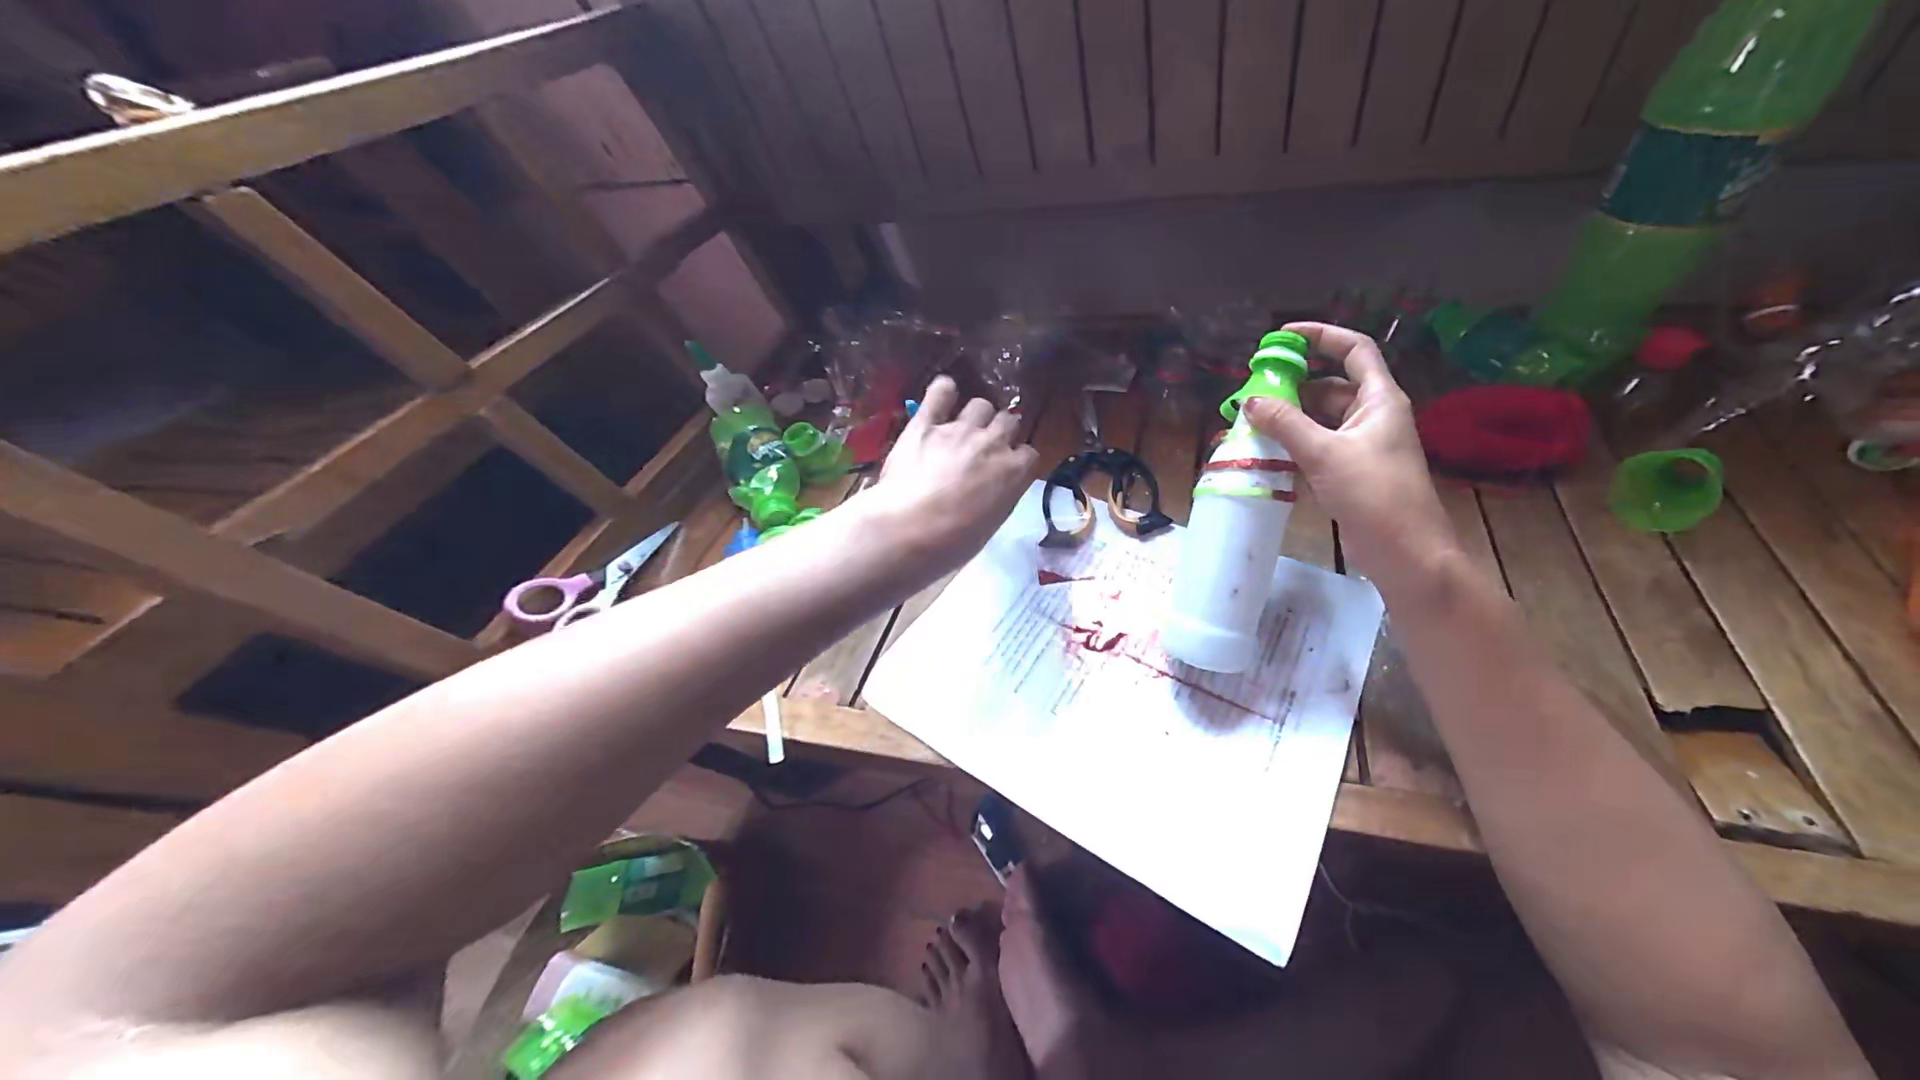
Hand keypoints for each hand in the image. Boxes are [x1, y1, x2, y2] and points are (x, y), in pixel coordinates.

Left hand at [858, 375, 1037, 570]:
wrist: (909, 529)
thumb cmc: (951, 543)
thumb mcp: (989, 526)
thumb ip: (997, 498)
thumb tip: (993, 491)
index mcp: (1014, 472)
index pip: (1028, 453)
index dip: (1017, 459)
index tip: (1006, 469)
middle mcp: (992, 443)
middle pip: (1008, 422)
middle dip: (1000, 432)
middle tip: (984, 448)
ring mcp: (959, 429)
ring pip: (980, 405)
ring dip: (976, 415)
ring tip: (963, 427)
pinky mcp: (925, 423)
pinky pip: (940, 391)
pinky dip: (944, 391)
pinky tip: (942, 397)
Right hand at [1241, 323, 1459, 600]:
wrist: (1405, 550)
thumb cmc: (1374, 493)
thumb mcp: (1325, 454)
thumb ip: (1286, 424)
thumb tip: (1249, 400)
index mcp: (1379, 400)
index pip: (1354, 350)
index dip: (1321, 336)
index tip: (1284, 335)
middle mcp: (1372, 416)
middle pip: (1332, 385)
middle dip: (1295, 383)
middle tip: (1255, 387)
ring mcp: (1362, 445)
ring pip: (1322, 418)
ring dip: (1291, 416)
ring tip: (1253, 418)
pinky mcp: (1351, 470)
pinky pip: (1318, 444)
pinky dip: (1294, 442)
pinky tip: (1268, 448)